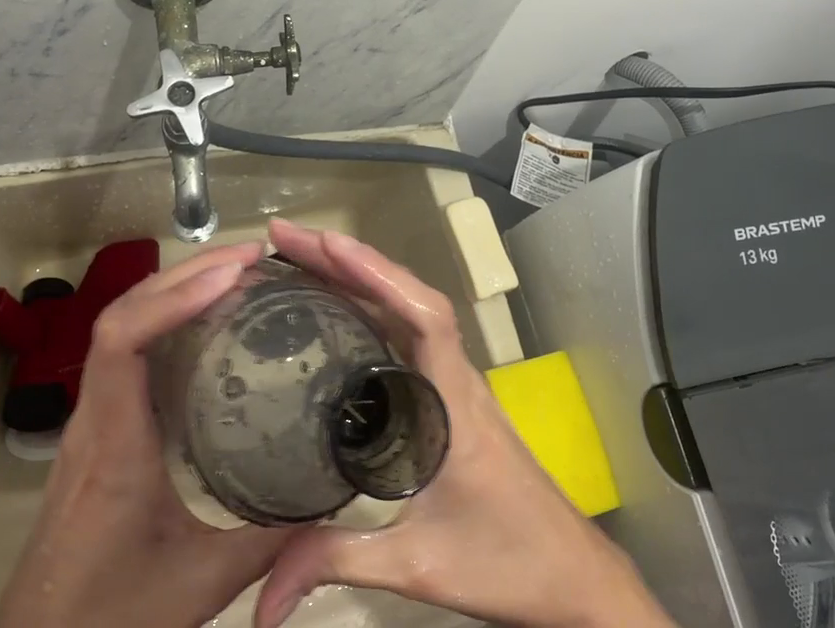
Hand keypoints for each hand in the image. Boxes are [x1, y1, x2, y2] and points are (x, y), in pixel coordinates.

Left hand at [0, 241, 289, 627]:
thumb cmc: (115, 612)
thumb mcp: (205, 580)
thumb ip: (272, 533)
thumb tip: (335, 485)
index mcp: (113, 443)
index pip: (122, 339)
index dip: (173, 295)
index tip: (233, 274)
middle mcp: (95, 417)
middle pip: (123, 315)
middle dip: (185, 274)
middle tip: (252, 258)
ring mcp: (92, 421)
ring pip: (121, 329)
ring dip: (174, 291)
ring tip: (237, 276)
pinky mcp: (99, 432)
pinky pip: (128, 354)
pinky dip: (167, 322)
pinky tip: (210, 329)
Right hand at [255, 219, 675, 627]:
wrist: (575, 581)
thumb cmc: (510, 562)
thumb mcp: (418, 565)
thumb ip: (338, 564)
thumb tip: (259, 596)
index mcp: (455, 403)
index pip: (424, 315)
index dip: (375, 273)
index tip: (323, 244)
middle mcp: (457, 380)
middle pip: (408, 298)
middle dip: (349, 261)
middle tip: (286, 241)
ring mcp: (456, 387)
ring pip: (410, 312)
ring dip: (361, 278)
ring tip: (302, 260)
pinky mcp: (451, 401)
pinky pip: (409, 336)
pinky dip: (373, 309)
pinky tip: (336, 315)